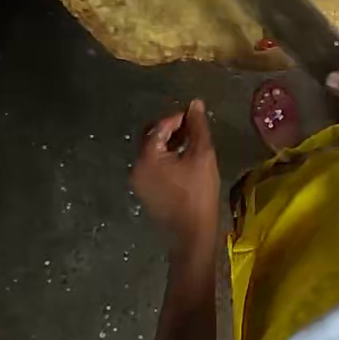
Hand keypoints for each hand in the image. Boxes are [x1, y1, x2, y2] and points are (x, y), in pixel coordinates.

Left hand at [130, 100, 220, 262]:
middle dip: (171, 127)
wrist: (192, 236)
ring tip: (192, 140)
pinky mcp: (145, 191)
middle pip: (151, 136)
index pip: (160, 125)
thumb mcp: (202, 155)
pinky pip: (153, 165)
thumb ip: (198, 126)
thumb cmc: (199, 194)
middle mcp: (136, 167)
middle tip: (192, 126)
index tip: (195, 115)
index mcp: (146, 157)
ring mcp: (138, 181)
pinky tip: (185, 158)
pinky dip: (167, 157)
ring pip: (152, 151)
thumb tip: (195, 103)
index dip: (178, 117)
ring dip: (170, 142)